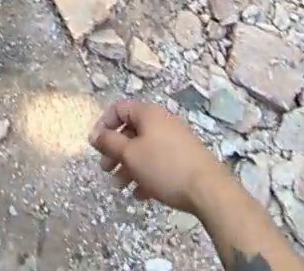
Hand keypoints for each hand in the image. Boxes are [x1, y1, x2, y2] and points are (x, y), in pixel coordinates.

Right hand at [88, 100, 230, 215]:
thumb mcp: (130, 154)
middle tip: (106, 170)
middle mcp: (161, 121)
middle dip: (115, 151)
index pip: (118, 109)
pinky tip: (141, 195)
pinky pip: (159, 161)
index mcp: (147, 113)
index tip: (95, 147)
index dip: (103, 125)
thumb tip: (94, 135)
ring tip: (120, 187)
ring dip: (129, 166)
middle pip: (131, 131)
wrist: (208, 189)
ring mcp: (175, 140)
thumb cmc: (164, 166)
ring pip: (144, 149)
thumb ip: (109, 143)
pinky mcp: (185, 158)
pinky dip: (147, 174)